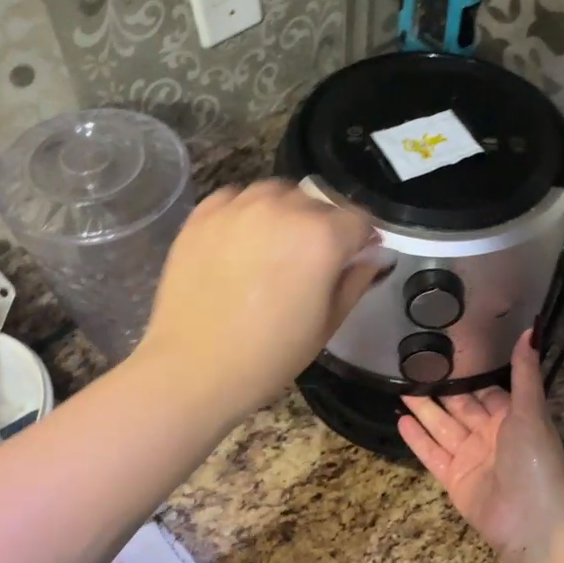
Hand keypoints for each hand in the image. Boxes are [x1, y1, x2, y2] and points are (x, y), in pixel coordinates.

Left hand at [136, 181, 381, 417]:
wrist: (193, 369)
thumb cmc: (269, 356)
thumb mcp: (327, 325)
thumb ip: (355, 281)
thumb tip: (370, 256)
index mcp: (322, 237)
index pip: (359, 219)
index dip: (361, 240)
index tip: (352, 259)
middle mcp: (283, 209)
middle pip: (318, 203)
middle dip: (323, 227)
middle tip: (309, 263)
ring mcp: (239, 207)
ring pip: (277, 193)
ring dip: (285, 213)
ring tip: (274, 249)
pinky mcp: (203, 214)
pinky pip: (237, 198)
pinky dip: (247, 213)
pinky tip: (241, 244)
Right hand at [399, 330, 563, 560]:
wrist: (532, 522)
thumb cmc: (535, 461)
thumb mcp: (530, 411)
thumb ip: (524, 372)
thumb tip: (530, 328)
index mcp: (513, 417)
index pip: (486, 389)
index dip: (468, 373)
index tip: (446, 350)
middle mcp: (491, 435)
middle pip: (460, 407)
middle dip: (440, 389)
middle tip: (413, 365)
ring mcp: (471, 458)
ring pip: (442, 427)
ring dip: (423, 409)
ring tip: (400, 387)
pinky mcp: (454, 479)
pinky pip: (432, 455)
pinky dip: (417, 440)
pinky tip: (400, 421)